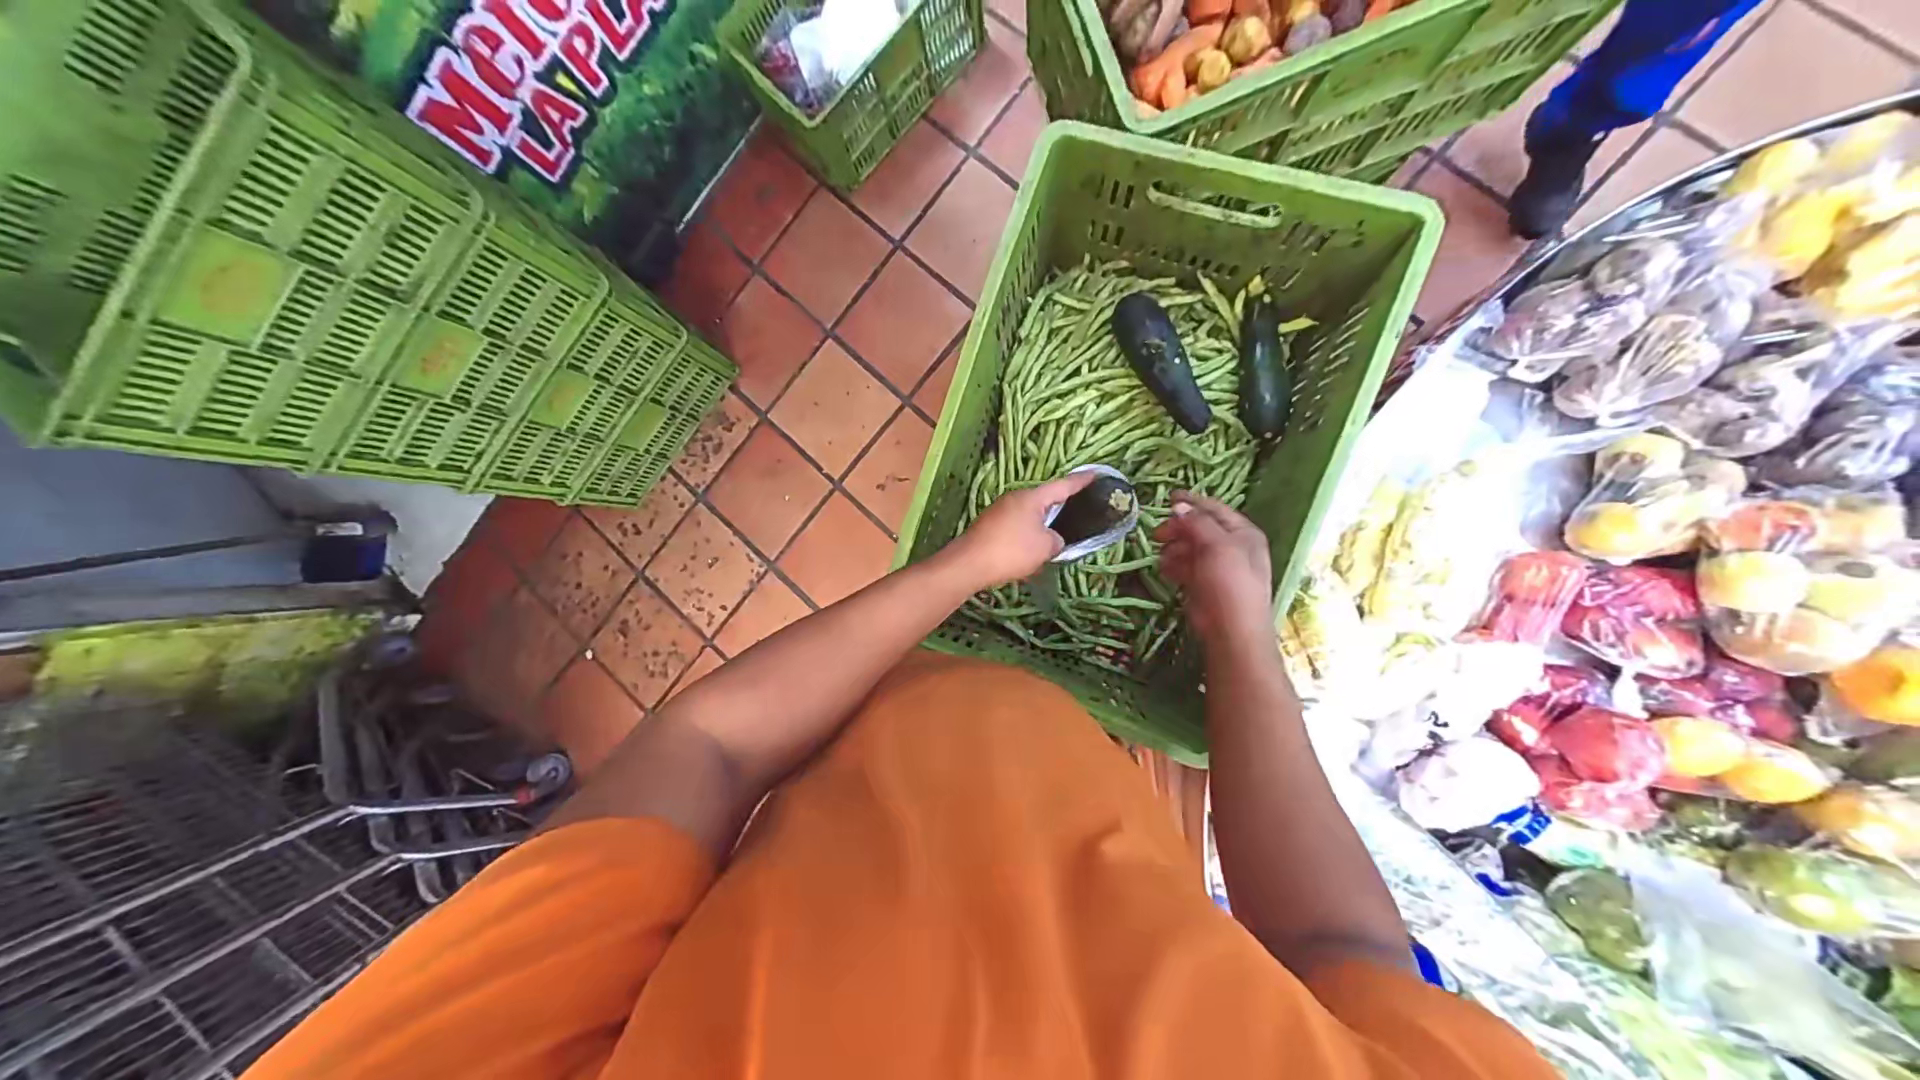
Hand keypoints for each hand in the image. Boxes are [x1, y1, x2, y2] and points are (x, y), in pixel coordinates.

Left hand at [944, 471, 1097, 588]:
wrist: (969, 564)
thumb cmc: (1011, 551)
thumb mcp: (1045, 547)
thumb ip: (1056, 540)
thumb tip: (1052, 539)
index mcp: (1031, 497)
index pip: (1063, 485)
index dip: (1081, 480)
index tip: (1096, 473)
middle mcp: (1015, 499)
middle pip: (1044, 500)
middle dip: (1061, 507)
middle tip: (1079, 510)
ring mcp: (1000, 512)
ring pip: (1030, 516)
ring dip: (1042, 527)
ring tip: (1056, 539)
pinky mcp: (990, 527)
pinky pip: (1017, 528)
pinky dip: (1027, 538)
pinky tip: (1031, 554)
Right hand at [1154, 492, 1273, 647]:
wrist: (1231, 629)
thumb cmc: (1229, 582)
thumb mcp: (1216, 545)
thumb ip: (1197, 523)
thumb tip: (1178, 507)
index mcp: (1243, 533)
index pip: (1215, 509)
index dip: (1192, 502)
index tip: (1168, 498)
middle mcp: (1232, 547)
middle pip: (1200, 528)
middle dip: (1178, 528)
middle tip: (1158, 533)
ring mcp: (1217, 567)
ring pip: (1190, 548)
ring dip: (1174, 548)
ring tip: (1162, 556)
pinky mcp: (1203, 584)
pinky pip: (1185, 567)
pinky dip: (1173, 565)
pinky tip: (1164, 570)